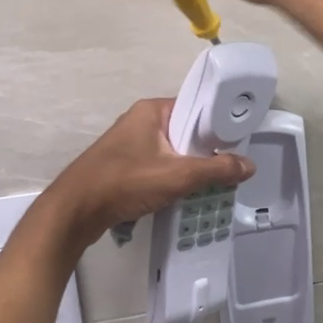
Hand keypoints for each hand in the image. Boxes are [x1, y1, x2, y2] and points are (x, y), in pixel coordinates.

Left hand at [34, 99, 253, 245]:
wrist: (73, 214)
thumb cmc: (123, 183)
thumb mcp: (177, 176)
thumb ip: (216, 170)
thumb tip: (249, 165)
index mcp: (152, 111)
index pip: (196, 108)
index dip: (218, 124)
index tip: (238, 142)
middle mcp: (141, 121)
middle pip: (187, 132)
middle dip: (206, 151)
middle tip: (229, 168)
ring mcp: (130, 145)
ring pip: (173, 152)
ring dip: (190, 168)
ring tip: (212, 184)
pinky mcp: (124, 166)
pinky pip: (159, 166)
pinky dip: (173, 179)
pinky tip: (184, 195)